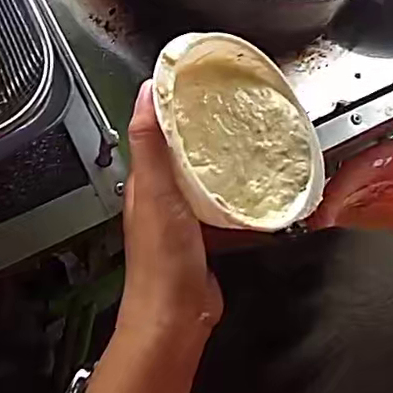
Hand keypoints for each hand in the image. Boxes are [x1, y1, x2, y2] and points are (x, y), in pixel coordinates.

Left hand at [119, 81, 222, 340]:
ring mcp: (182, 213)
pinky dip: (230, 188)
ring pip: (199, 173)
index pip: (152, 127)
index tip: (190, 78)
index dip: (168, 101)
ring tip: (239, 134)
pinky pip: (217, 200)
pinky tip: (248, 183)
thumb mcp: (155, 191)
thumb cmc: (162, 260)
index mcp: (143, 178)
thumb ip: (149, 144)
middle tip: (223, 102)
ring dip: (215, 154)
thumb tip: (144, 95)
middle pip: (179, 148)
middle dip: (198, 125)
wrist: (177, 314)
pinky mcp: (204, 232)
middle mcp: (160, 192)